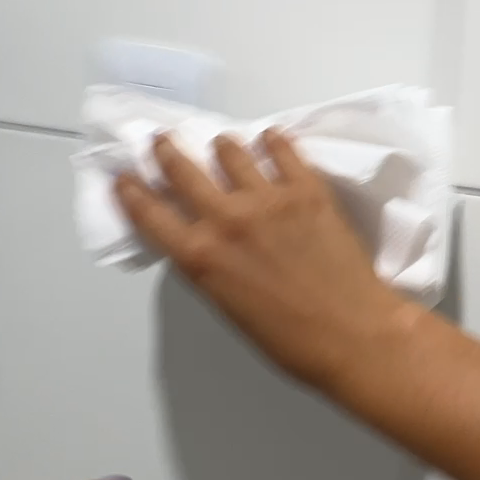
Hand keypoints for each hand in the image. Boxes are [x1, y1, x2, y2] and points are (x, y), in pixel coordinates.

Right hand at [114, 129, 422, 388]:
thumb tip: (208, 239)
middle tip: (165, 139)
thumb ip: (212, 266)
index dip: (133, 190)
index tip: (126, 175)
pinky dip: (274, 141)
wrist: (354, 333)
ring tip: (225, 144)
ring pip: (232, 150)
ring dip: (223, 145)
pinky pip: (283, 148)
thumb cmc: (291, 339)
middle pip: (184, 170)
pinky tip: (272, 140)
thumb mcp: (229, 307)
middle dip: (168, 150)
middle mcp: (227, 221)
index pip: (149, 213)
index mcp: (200, 259)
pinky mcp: (308, 189)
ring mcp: (269, 200)